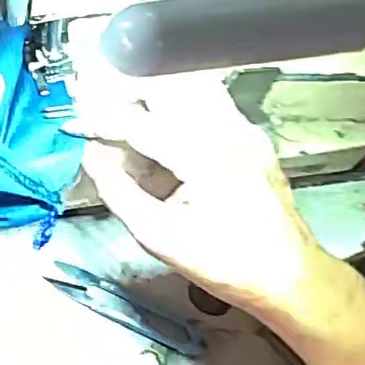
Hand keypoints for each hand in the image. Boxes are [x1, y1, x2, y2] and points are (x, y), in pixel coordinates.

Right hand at [70, 80, 364, 335]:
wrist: (290, 277)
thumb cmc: (226, 262)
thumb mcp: (156, 234)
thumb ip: (116, 190)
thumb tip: (92, 157)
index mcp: (204, 157)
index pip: (137, 123)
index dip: (98, 123)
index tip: (75, 127)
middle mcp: (228, 133)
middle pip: (166, 86)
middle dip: (123, 92)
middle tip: (93, 104)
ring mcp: (244, 132)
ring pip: (190, 86)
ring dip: (151, 92)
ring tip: (122, 108)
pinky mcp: (250, 138)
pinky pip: (207, 103)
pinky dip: (175, 104)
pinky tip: (158, 126)